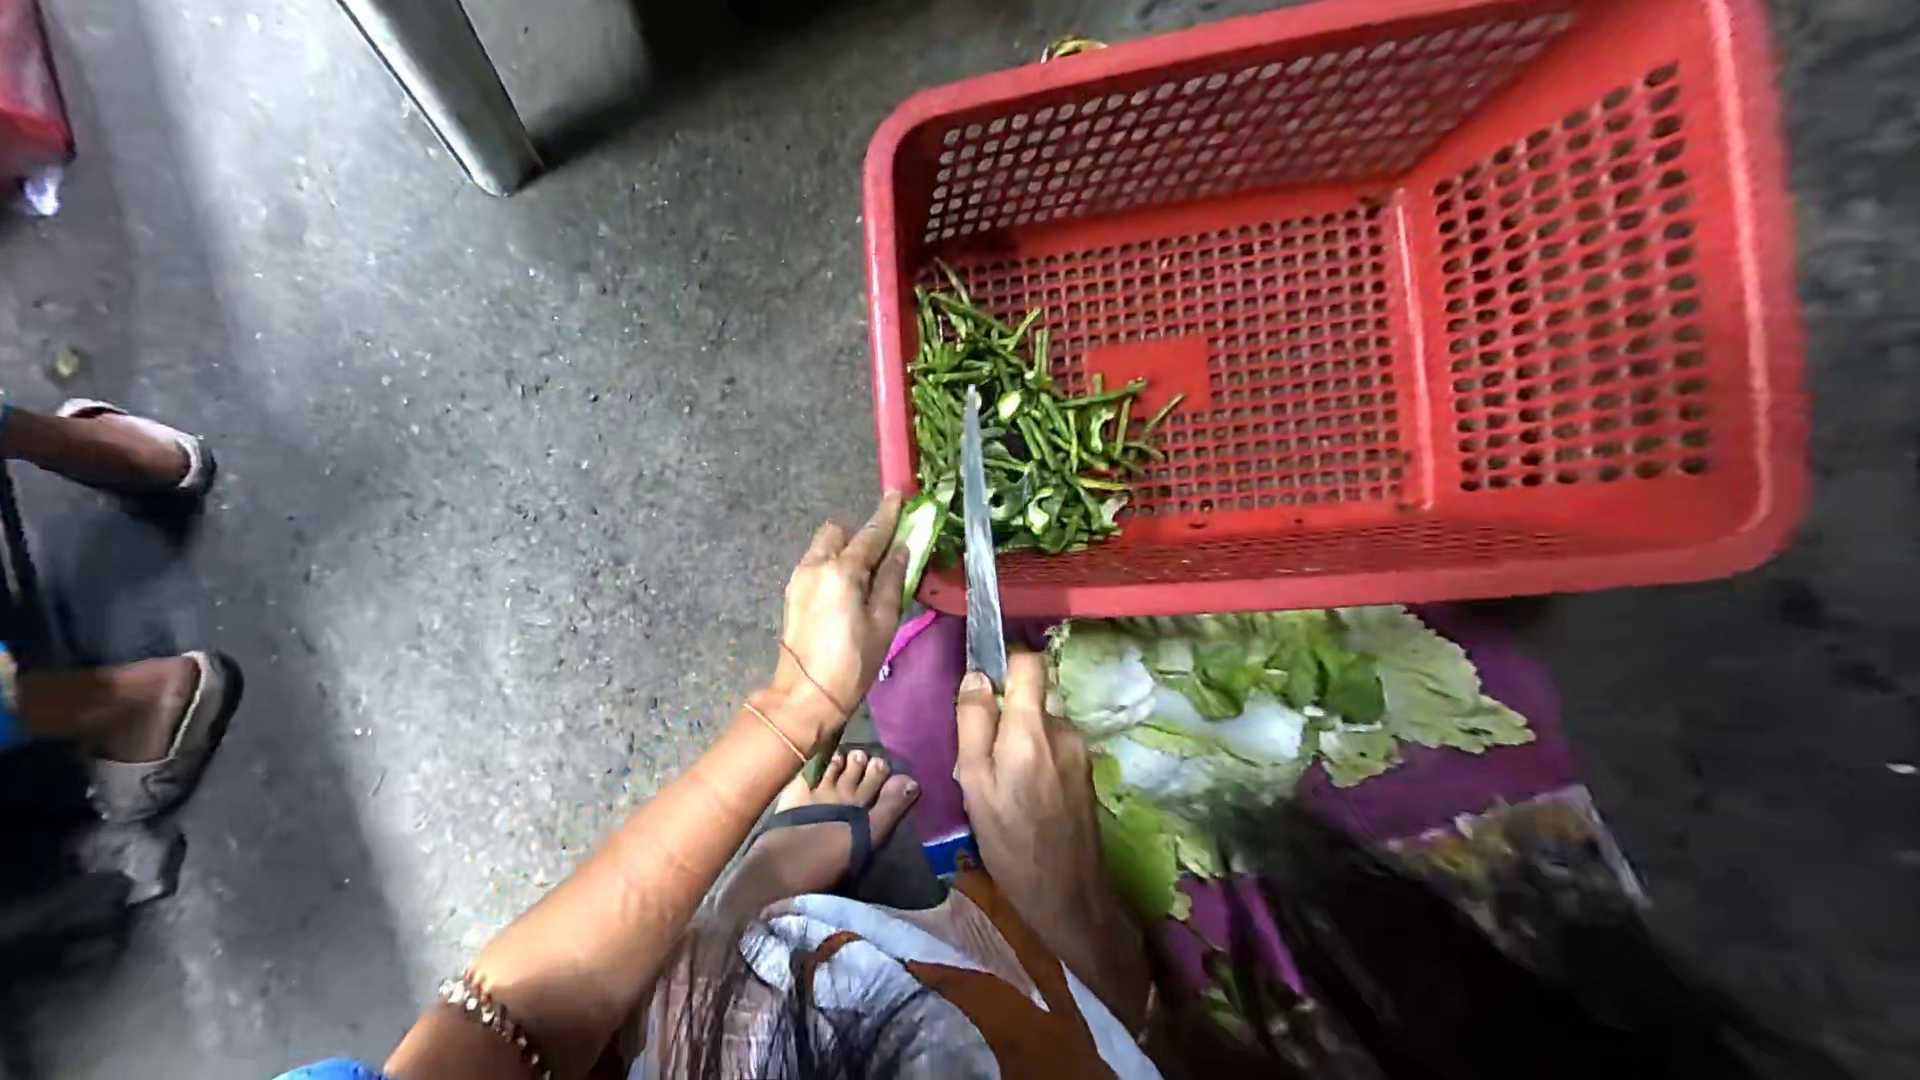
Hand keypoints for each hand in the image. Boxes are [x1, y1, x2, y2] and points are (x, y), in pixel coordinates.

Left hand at [767, 492, 907, 746]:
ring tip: (864, 576)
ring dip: (845, 549)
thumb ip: (891, 579)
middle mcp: (816, 564)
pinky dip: (833, 564)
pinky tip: (846, 589)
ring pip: (824, 546)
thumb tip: (900, 550)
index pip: (870, 534)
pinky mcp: (792, 592)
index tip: (898, 495)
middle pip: (839, 532)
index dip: (887, 515)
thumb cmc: (853, 661)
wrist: (806, 695)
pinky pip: (816, 563)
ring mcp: (799, 577)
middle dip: (860, 534)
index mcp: (842, 570)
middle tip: (882, 554)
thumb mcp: (883, 621)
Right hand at [955, 653, 1150, 1029]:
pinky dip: (1035, 756)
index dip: (1005, 662)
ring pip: (1039, 723)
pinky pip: (1052, 744)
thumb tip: (977, 674)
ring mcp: (1080, 748)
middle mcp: (1063, 728)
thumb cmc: (1011, 842)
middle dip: (1003, 715)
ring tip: (1004, 786)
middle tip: (984, 760)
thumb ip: (973, 724)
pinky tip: (1026, 795)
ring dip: (1019, 740)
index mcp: (1031, 729)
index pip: (1028, 661)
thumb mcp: (974, 784)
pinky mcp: (1087, 767)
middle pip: (1029, 697)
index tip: (984, 686)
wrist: (1070, 896)